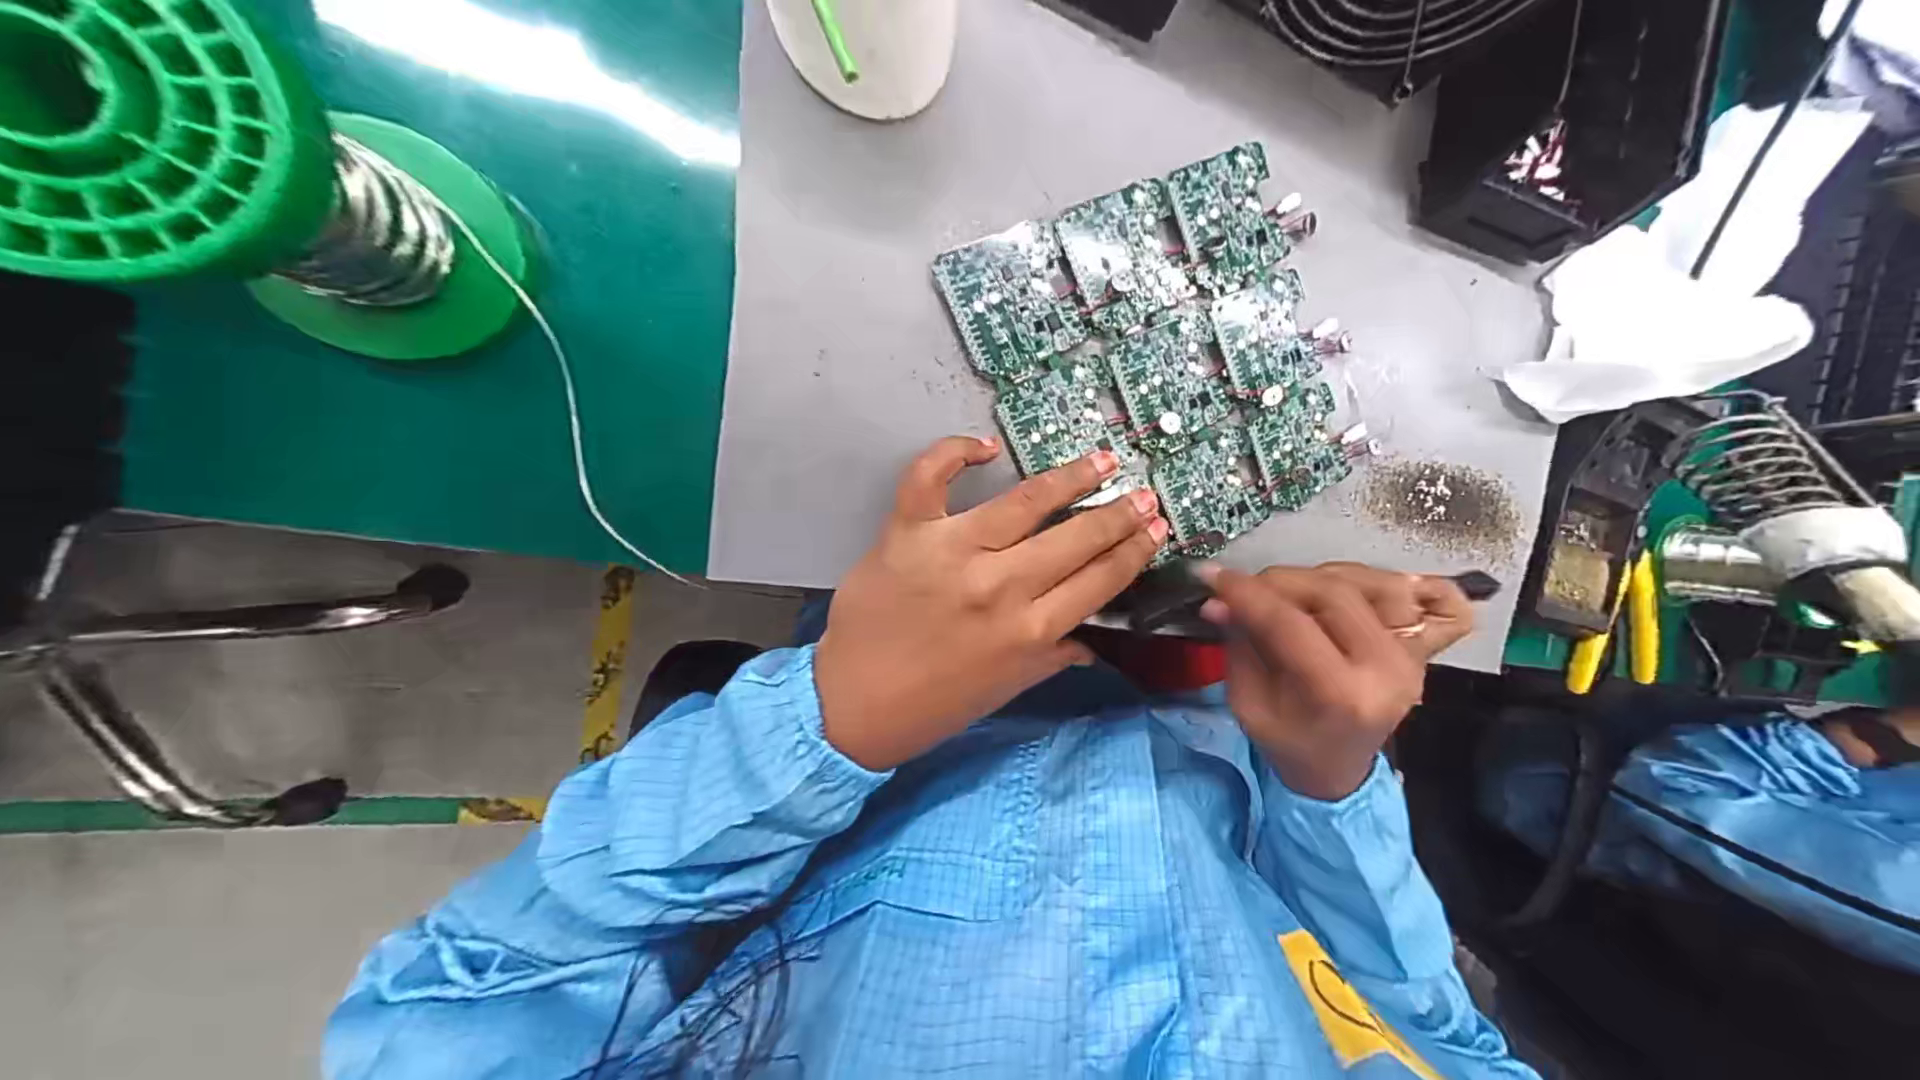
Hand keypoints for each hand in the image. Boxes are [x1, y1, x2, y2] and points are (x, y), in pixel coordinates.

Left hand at [815, 436, 1168, 769]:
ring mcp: (952, 554)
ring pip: (1025, 501)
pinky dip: (954, 452)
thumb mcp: (1007, 687)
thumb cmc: (934, 703)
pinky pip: (930, 477)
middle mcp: (1001, 587)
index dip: (1133, 551)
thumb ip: (1052, 657)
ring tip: (1102, 460)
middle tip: (1142, 494)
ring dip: (1071, 477)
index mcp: (1031, 631)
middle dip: (1118, 514)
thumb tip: (1092, 641)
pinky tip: (985, 446)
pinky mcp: (907, 534)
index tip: (1154, 530)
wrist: (853, 705)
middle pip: (1076, 538)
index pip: (1100, 580)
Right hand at [1197, 562, 1472, 799]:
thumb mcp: (1248, 703)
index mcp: (1340, 695)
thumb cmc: (1287, 741)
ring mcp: (1412, 656)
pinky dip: (1384, 581)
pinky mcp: (1420, 647)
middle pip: (1332, 593)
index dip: (1246, 593)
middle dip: (1277, 581)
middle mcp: (1386, 669)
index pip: (1289, 623)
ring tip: (1284, 591)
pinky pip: (1416, 596)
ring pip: (1367, 583)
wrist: (1337, 767)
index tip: (1212, 576)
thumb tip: (1218, 600)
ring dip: (1316, 576)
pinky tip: (1348, 585)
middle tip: (1244, 588)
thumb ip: (1239, 645)